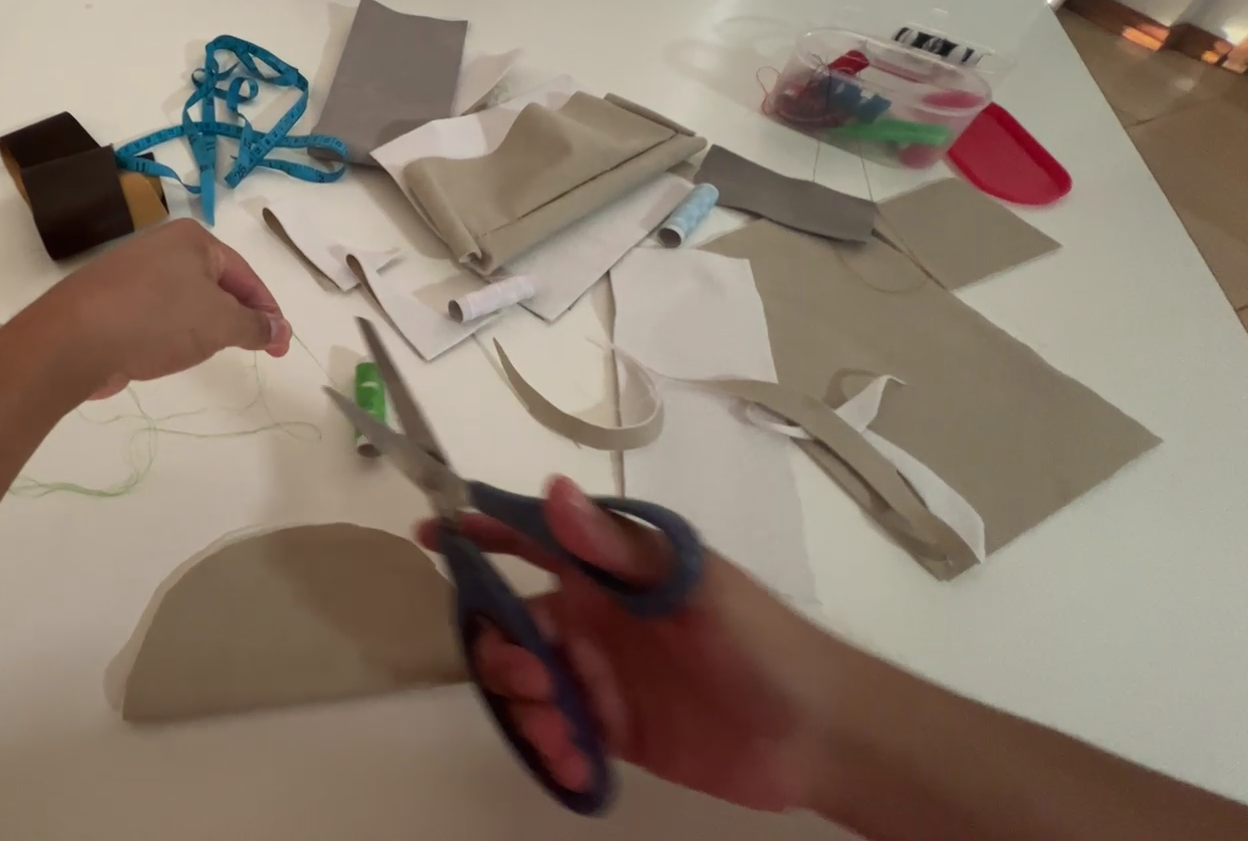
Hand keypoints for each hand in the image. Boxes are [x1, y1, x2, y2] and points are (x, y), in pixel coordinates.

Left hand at [34, 220, 291, 399]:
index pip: (246, 275)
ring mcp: (132, 272)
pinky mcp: (110, 300)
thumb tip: (278, 329)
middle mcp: (162, 247)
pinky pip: (156, 314)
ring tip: (204, 353)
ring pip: (185, 301)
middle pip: (216, 285)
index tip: (280, 345)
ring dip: (203, 327)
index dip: (268, 311)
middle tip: (250, 350)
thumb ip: (255, 326)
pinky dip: (171, 333)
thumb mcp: (220, 323)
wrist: (74, 339)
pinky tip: (165, 353)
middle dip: (236, 318)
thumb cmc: (157, 319)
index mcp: (193, 240)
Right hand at [419, 476, 852, 812]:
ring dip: (520, 704)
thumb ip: (617, 545)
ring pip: (521, 679)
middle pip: (507, 620)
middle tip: (529, 677)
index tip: (431, 533)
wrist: (819, 735)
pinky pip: (551, 730)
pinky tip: (572, 761)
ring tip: (557, 731)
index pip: (525, 538)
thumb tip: (551, 489)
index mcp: (600, 571)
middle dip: (497, 646)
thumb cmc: (755, 638)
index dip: (477, 529)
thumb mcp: (691, 581)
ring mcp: (592, 673)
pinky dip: (546, 746)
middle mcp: (585, 616)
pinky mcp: (605, 728)